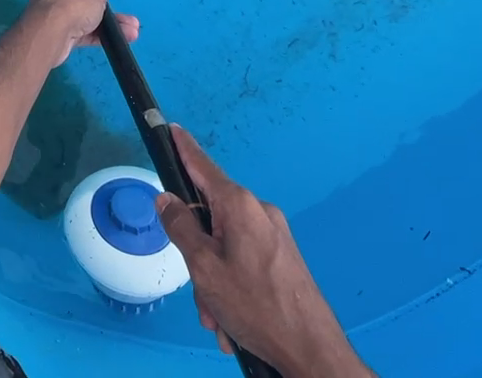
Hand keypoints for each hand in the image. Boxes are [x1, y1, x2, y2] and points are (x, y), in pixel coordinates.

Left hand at [24, 0, 137, 65]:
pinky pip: (79, 30)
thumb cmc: (74, 1)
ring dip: (104, 20)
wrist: (51, 35)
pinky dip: (97, 34)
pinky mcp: (54, 30)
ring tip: (131, 28)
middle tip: (111, 3)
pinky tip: (119, 40)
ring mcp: (51, 9)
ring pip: (80, 11)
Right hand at [155, 126, 370, 377]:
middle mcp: (259, 211)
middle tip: (199, 290)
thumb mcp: (204, 267)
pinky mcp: (284, 257)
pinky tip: (234, 320)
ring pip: (225, 244)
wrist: (314, 353)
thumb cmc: (255, 305)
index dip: (183, 148)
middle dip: (197, 253)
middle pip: (210, 216)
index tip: (171, 128)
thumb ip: (180, 227)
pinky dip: (233, 284)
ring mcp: (275, 234)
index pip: (203, 166)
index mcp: (239, 206)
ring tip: (218, 317)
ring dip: (214, 278)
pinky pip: (244, 259)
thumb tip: (167, 199)